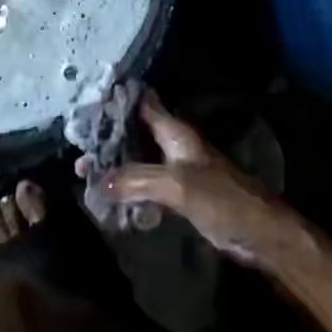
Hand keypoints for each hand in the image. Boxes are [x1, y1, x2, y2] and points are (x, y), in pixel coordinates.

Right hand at [92, 90, 319, 273]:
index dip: (116, 100)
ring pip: (137, 160)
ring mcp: (174, 169)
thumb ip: (137, 180)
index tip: (86, 101)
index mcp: (175, 133)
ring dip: (113, 166)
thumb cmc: (220, 197)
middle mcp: (172, 145)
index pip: (142, 104)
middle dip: (106, 139)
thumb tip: (98, 181)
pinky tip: (106, 198)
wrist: (256, 231)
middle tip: (76, 148)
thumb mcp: (176, 185)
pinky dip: (126, 188)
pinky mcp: (176, 192)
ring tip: (82, 174)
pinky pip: (143, 184)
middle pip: (134, 133)